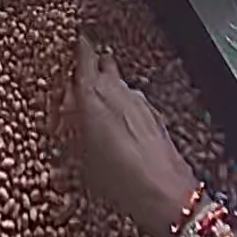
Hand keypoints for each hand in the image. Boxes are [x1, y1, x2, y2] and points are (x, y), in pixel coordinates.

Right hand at [66, 36, 197, 235]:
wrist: (167, 194)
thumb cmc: (120, 179)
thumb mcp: (83, 157)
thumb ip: (74, 126)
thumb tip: (69, 111)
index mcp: (93, 93)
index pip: (85, 55)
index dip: (79, 47)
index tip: (75, 43)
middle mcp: (117, 89)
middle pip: (103, 64)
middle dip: (93, 67)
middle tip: (81, 78)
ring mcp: (138, 99)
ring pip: (119, 81)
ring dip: (110, 87)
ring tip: (99, 108)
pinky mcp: (154, 113)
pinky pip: (133, 98)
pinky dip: (124, 104)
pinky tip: (120, 126)